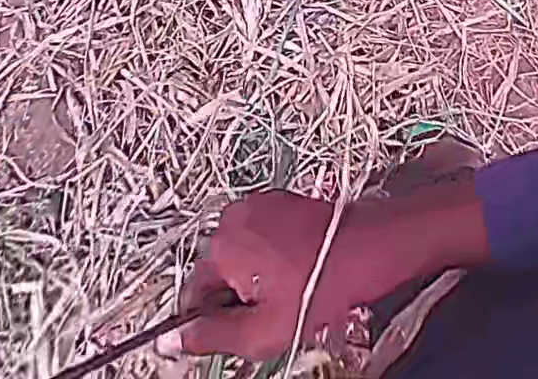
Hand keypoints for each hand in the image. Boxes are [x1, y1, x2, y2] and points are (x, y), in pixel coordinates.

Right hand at [170, 192, 372, 360]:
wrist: (360, 248)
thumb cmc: (318, 285)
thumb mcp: (262, 330)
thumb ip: (212, 336)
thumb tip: (177, 338)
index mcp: (222, 245)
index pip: (194, 292)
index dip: (212, 317)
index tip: (231, 327)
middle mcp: (233, 216)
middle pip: (217, 268)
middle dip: (234, 292)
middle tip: (266, 309)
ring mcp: (256, 203)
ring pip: (238, 250)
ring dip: (250, 270)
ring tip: (283, 285)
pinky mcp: (275, 199)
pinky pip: (257, 231)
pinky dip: (267, 249)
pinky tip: (292, 266)